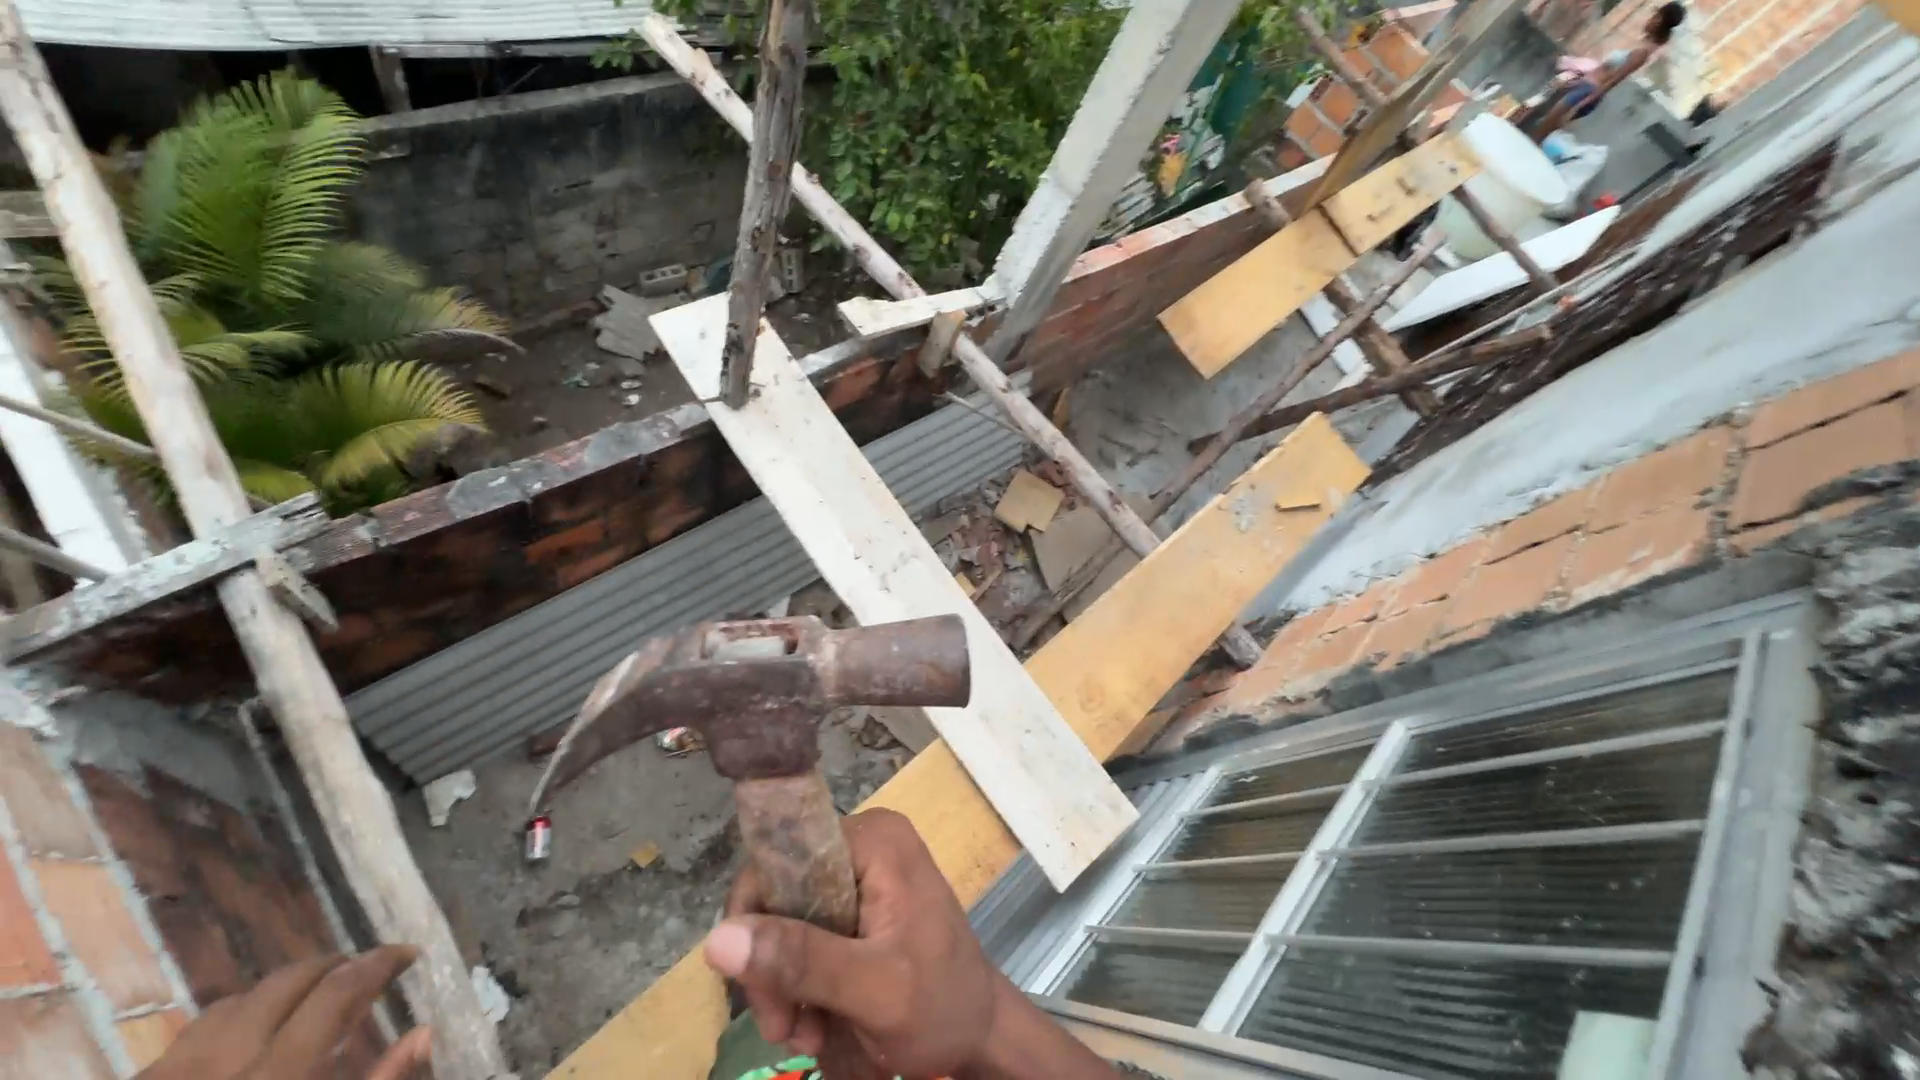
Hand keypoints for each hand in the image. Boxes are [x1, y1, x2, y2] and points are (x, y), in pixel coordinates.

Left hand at [138, 947, 431, 1079]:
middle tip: (365, 970)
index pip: (338, 992)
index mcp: (278, 1076)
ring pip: (236, 1001)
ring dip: (282, 991)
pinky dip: (233, 1021)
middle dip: (333, 966)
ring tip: (310, 1001)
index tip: (409, 953)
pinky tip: (246, 1043)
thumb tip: (425, 1032)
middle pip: (288, 981)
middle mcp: (222, 1063)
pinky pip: (193, 1034)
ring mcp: (171, 1074)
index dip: (379, 963)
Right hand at [703, 808, 1000, 1078]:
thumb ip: (802, 960)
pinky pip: (805, 931)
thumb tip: (717, 939)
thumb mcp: (873, 989)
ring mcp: (862, 871)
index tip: (755, 981)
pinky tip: (815, 1020)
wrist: (983, 1034)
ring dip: (783, 982)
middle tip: (784, 1026)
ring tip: (805, 1032)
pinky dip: (801, 980)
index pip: (779, 856)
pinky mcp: (860, 901)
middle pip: (779, 891)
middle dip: (772, 964)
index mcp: (873, 839)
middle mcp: (863, 841)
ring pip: (785, 917)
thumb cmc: (941, 1005)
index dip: (753, 916)